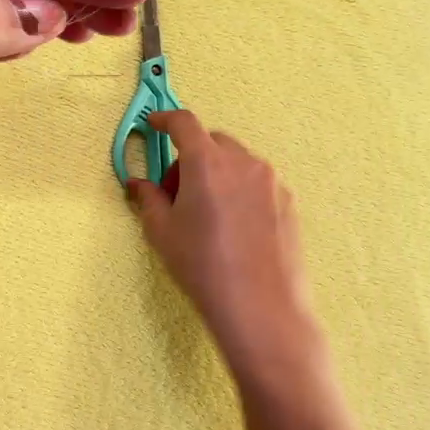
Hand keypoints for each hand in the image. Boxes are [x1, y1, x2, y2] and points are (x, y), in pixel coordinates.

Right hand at [126, 109, 324, 382]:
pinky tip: (231, 224)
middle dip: (190, 155)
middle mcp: (244, 163)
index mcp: (208, 163)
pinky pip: (256, 182)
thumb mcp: (161, 231)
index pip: (184, 123)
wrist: (262, 309)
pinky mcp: (289, 204)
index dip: (165, 120)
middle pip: (212, 140)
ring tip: (205, 210)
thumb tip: (140, 184)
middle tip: (176, 189)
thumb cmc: (202, 266)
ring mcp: (272, 183)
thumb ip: (148, 198)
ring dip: (216, 171)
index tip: (153, 126)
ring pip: (237, 161)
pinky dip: (238, 188)